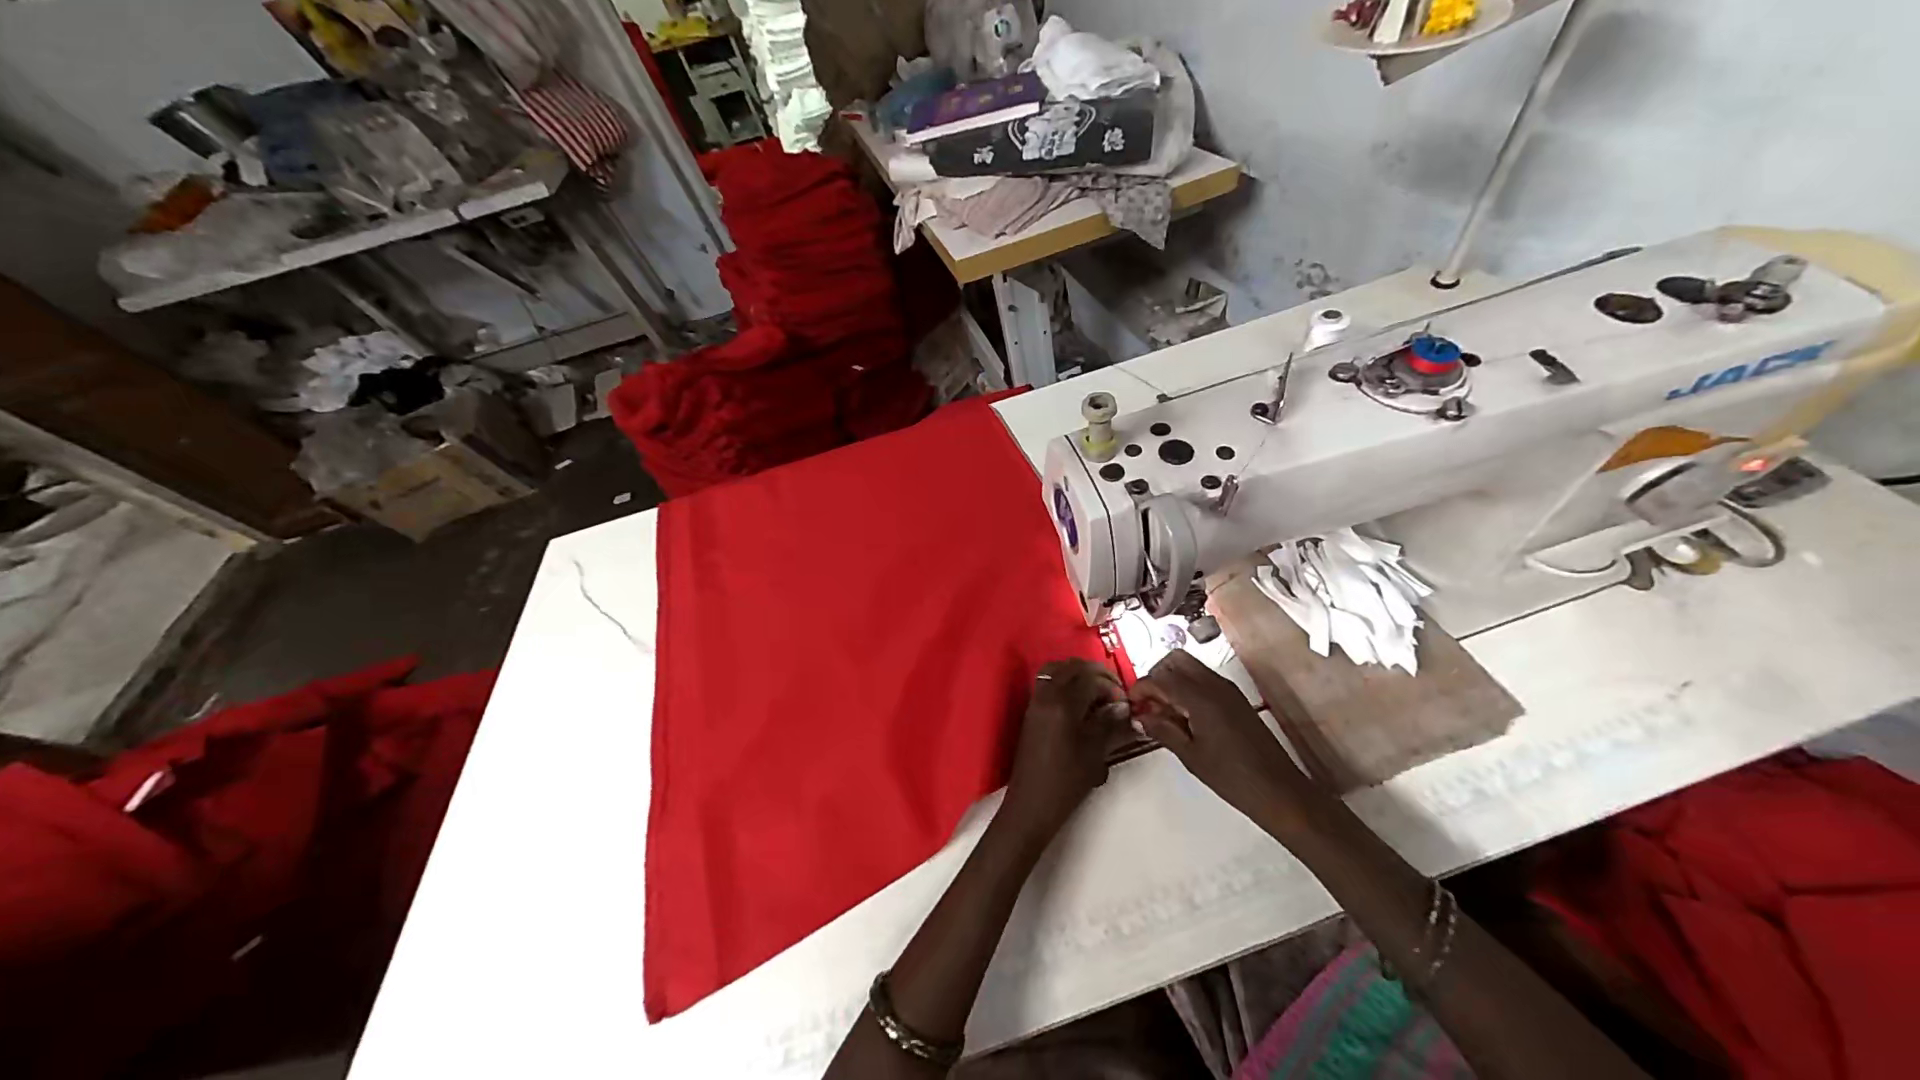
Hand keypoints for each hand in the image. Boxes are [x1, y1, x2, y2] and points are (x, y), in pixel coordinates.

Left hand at [1002, 659, 1126, 835]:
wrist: (1031, 804)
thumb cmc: (1066, 782)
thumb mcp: (1094, 753)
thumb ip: (1108, 723)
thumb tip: (1121, 705)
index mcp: (1062, 704)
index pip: (1091, 678)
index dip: (1112, 686)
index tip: (1125, 702)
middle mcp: (1046, 695)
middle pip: (1072, 667)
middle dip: (1096, 674)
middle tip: (1115, 692)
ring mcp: (1035, 702)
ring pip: (1057, 670)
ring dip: (1079, 675)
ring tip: (1099, 694)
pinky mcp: (1031, 711)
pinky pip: (1048, 682)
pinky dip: (1066, 682)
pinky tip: (1081, 702)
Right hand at [1130, 650, 1319, 828]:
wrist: (1278, 790)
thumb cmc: (1232, 777)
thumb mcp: (1190, 755)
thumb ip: (1163, 729)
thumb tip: (1141, 716)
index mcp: (1200, 698)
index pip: (1160, 678)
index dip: (1141, 688)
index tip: (1132, 704)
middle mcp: (1215, 685)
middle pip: (1175, 660)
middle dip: (1156, 675)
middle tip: (1148, 703)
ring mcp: (1228, 690)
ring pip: (1191, 666)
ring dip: (1172, 680)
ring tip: (1164, 712)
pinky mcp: (1236, 699)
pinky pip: (1205, 679)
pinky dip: (1188, 688)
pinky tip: (1184, 716)